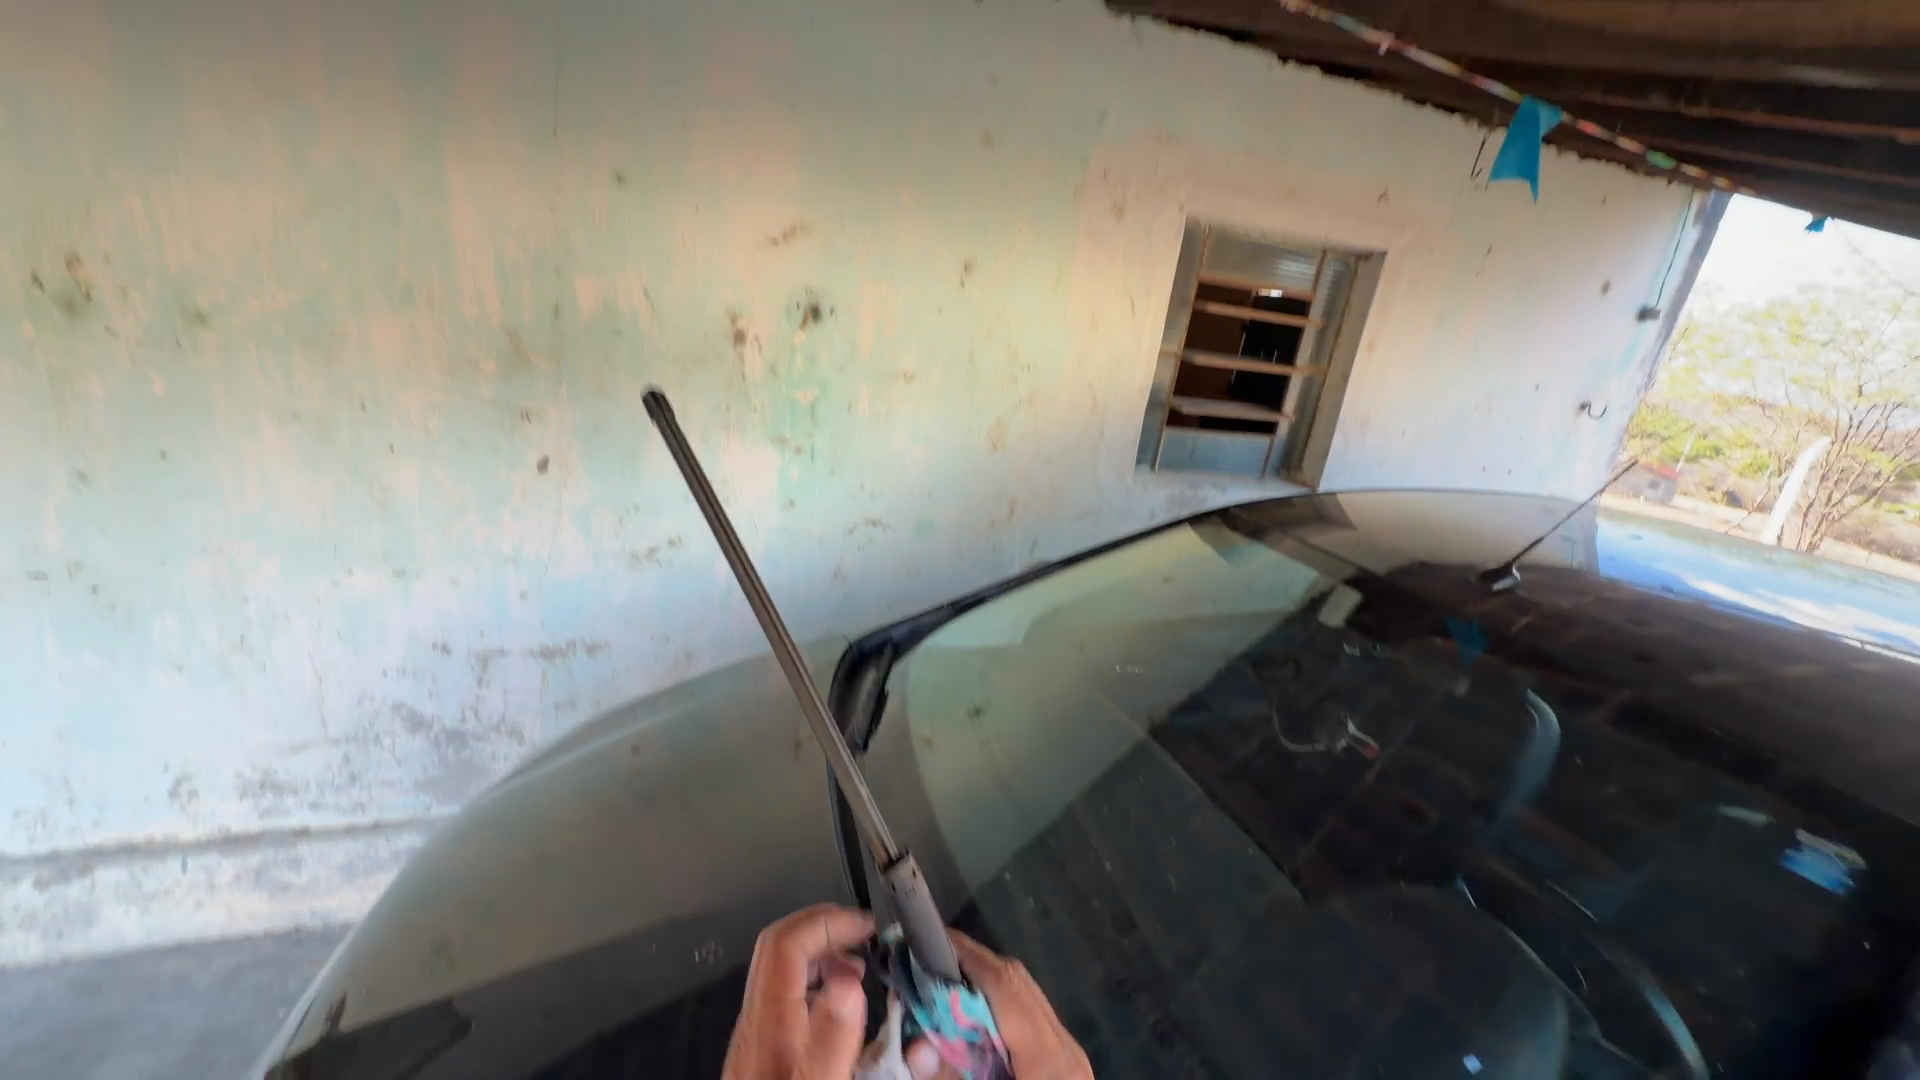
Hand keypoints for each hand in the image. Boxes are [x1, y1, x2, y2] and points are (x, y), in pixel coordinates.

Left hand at [723, 904, 874, 1079]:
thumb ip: (834, 1038)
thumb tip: (848, 979)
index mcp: (769, 1021)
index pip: (786, 942)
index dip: (827, 921)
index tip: (868, 929)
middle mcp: (756, 1019)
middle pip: (778, 946)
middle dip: (825, 929)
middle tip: (866, 940)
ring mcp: (756, 1035)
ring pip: (780, 969)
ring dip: (821, 954)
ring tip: (860, 971)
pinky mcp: (761, 1051)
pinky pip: (786, 995)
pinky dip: (815, 983)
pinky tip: (840, 1011)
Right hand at [903, 930, 1093, 1079]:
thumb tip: (915, 1049)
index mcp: (1048, 1058)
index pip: (1006, 986)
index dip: (966, 957)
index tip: (927, 940)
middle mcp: (1066, 1049)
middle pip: (1018, 986)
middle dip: (972, 967)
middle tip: (926, 963)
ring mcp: (1071, 1060)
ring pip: (1027, 1002)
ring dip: (985, 989)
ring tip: (943, 990)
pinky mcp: (1066, 1071)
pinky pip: (1031, 1026)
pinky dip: (999, 1016)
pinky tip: (972, 1030)